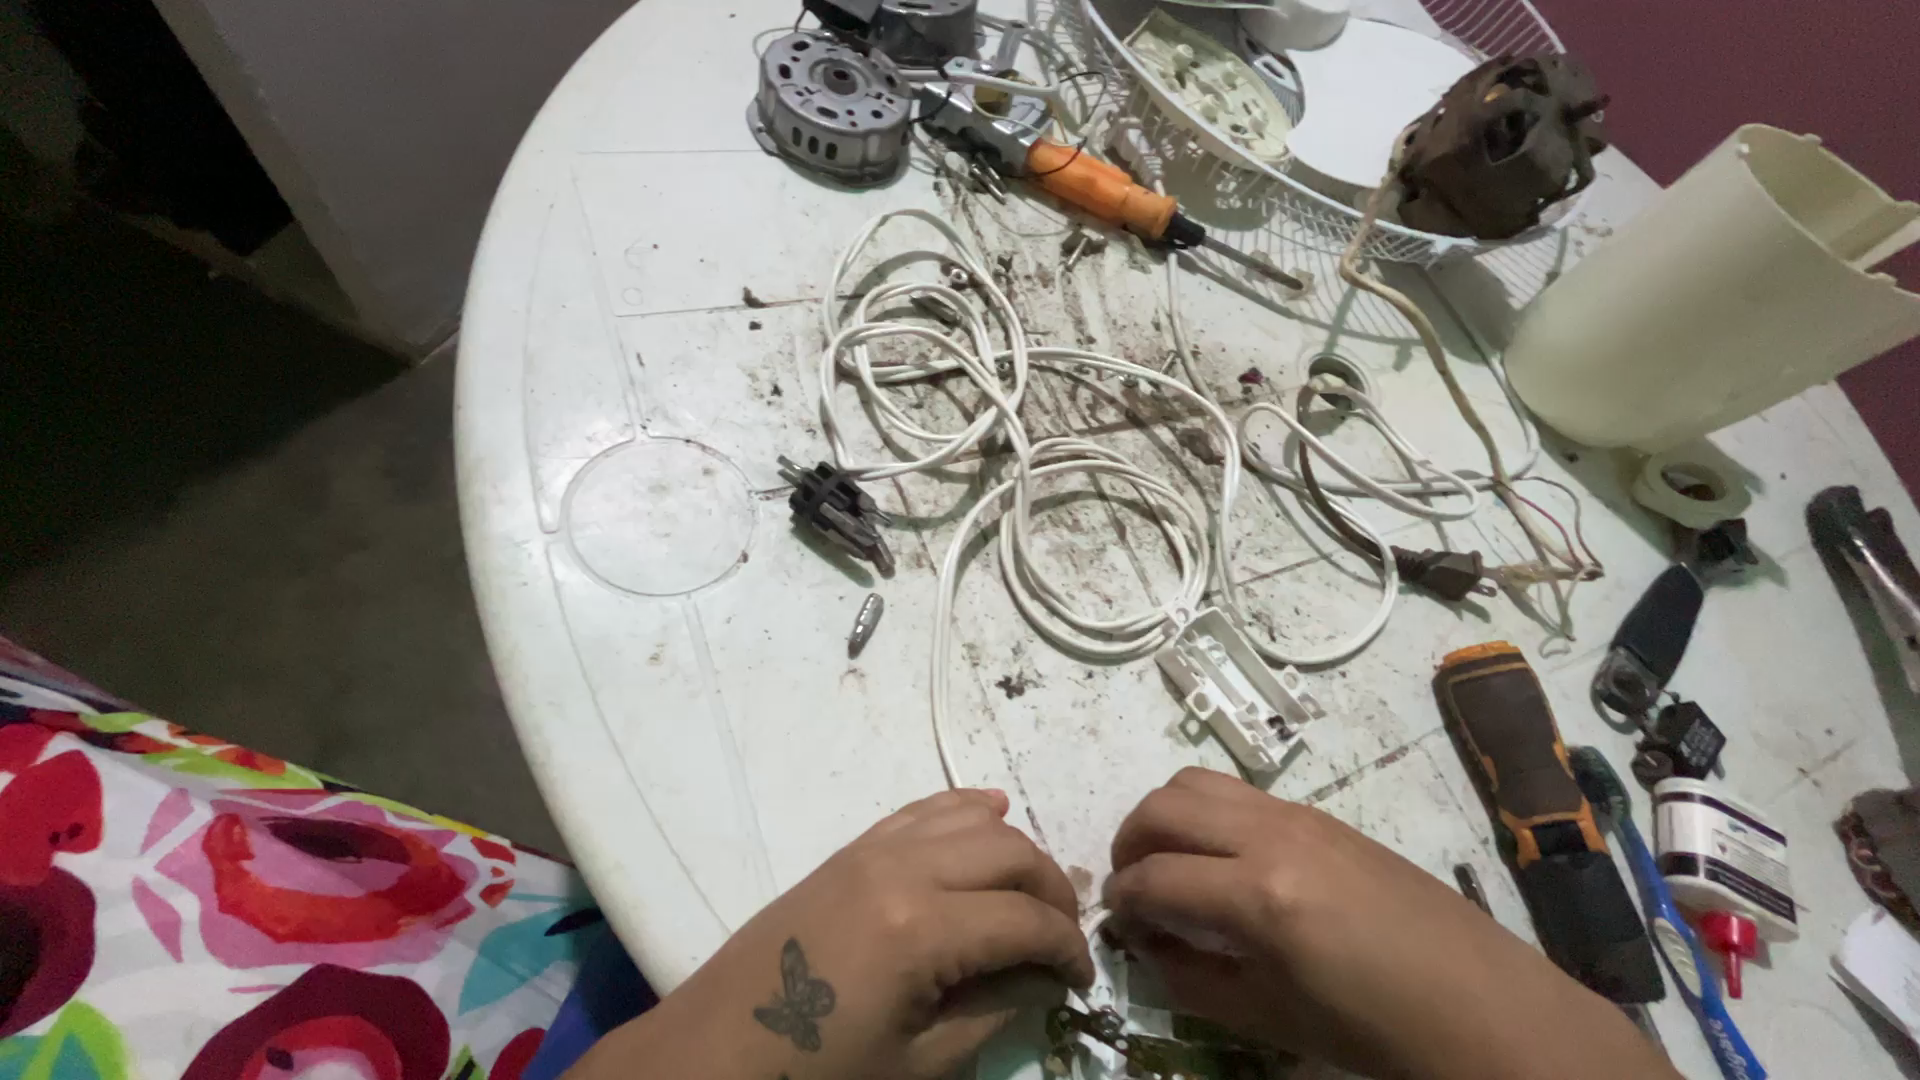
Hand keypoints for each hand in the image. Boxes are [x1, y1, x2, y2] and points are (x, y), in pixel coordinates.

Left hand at [571, 789, 1091, 1079]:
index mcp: (921, 928)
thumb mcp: (917, 1064)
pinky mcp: (854, 847)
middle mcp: (904, 868)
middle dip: (1053, 891)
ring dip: (1017, 850)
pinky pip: (923, 809)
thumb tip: (1043, 978)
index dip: (1067, 947)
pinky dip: (966, 807)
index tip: (1081, 978)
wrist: (713, 1053)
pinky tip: (992, 809)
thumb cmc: (816, 1072)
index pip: (1026, 919)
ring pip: (973, 821)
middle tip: (1065, 937)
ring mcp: (875, 848)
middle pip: (1009, 853)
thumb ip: (992, 1011)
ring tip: (1035, 892)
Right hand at [1104, 767, 1677, 1079]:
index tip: (1116, 922)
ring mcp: (1298, 815)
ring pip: (1195, 782)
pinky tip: (1223, 861)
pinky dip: (1206, 814)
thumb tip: (1145, 945)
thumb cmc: (1380, 1033)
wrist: (1489, 1010)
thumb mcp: (1273, 1019)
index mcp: (1260, 896)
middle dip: (1127, 843)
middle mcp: (1271, 836)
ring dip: (1164, 817)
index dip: (1121, 902)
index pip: (1153, 880)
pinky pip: (1237, 792)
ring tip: (1168, 862)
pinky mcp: (1319, 813)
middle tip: (1130, 885)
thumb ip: (1191, 980)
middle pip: (1163, 807)